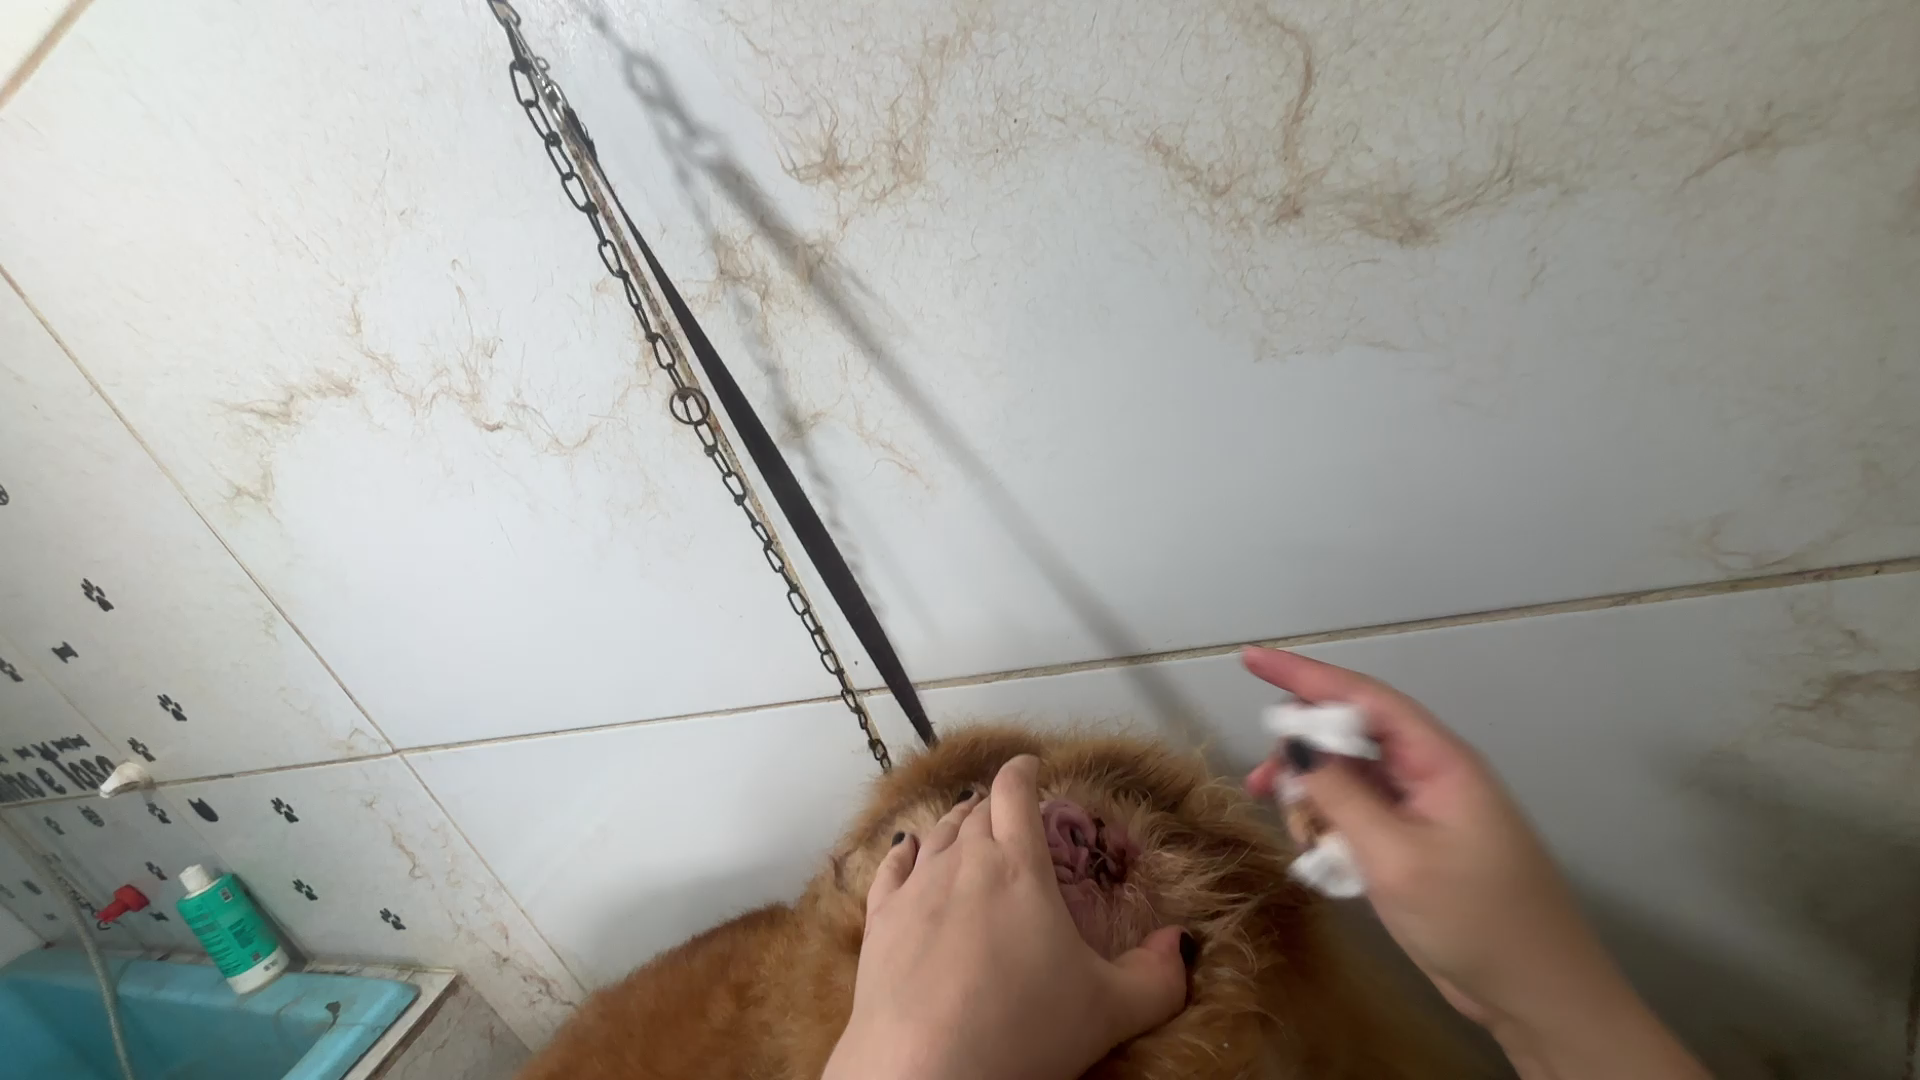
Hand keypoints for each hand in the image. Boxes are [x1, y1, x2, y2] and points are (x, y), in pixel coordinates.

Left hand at [823, 755, 1192, 1079]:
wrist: (926, 1074)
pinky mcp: (880, 918)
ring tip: (965, 823)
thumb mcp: (1109, 1010)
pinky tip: (905, 850)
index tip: (1030, 764)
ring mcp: (917, 886)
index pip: (1015, 791)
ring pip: (937, 833)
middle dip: (993, 802)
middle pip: (976, 810)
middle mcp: (964, 860)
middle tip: (1004, 809)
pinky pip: (891, 869)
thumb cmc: (1025, 1031)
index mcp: (1018, 864)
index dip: (1023, 770)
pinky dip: (903, 853)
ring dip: (954, 823)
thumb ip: (1157, 976)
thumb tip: (1183, 942)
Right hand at [1242, 647, 1709, 1079]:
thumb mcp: (1396, 858)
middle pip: (1347, 734)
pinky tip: (1314, 847)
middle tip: (1262, 782)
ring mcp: (1418, 808)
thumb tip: (1295, 745)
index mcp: (1438, 761)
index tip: (1251, 658)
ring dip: (1310, 793)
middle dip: (1299, 750)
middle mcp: (1426, 773)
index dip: (1303, 673)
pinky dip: (1327, 821)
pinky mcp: (1409, 839)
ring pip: (1345, 775)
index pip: (1362, 696)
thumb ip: (1341, 794)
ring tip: (1288, 824)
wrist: (1540, 1002)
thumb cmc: (1476, 922)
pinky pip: (1354, 810)